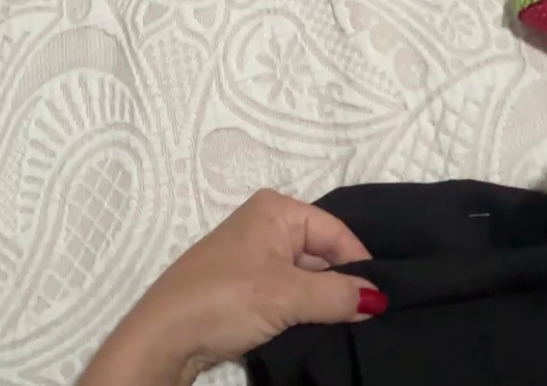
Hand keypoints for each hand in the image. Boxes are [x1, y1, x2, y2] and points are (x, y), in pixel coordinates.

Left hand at [79, 190, 387, 385]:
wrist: (164, 336)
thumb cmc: (225, 298)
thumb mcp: (287, 295)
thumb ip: (336, 295)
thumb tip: (378, 298)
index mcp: (276, 209)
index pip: (334, 231)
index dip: (359, 263)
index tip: (382, 300)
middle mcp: (267, 224)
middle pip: (321, 252)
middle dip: (342, 284)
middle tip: (372, 318)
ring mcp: (255, 257)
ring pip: (306, 277)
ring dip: (323, 302)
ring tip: (351, 327)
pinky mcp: (247, 288)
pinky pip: (289, 294)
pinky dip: (304, 311)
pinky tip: (320, 331)